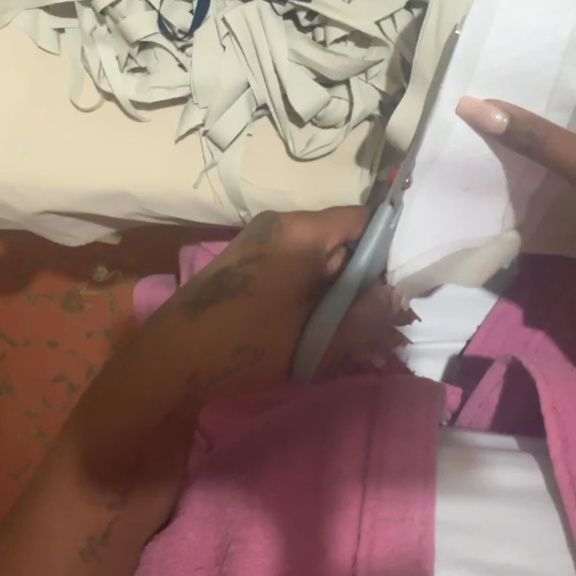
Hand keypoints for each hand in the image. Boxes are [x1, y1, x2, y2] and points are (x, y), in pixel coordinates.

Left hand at [149, 206, 407, 393]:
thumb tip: (401, 297)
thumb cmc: (247, 343)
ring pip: (320, 259)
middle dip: (366, 282)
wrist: (173, 354)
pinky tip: (322, 330)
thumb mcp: (314, 337)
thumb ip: (364, 317)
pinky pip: (296, 267)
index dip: (388, 250)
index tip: (402, 288)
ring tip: (358, 337)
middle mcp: (283, 224)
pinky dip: (314, 293)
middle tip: (387, 325)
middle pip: (342, 241)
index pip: (362, 220)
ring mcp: (262, 239)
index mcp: (301, 231)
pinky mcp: (250, 259)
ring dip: (340, 294)